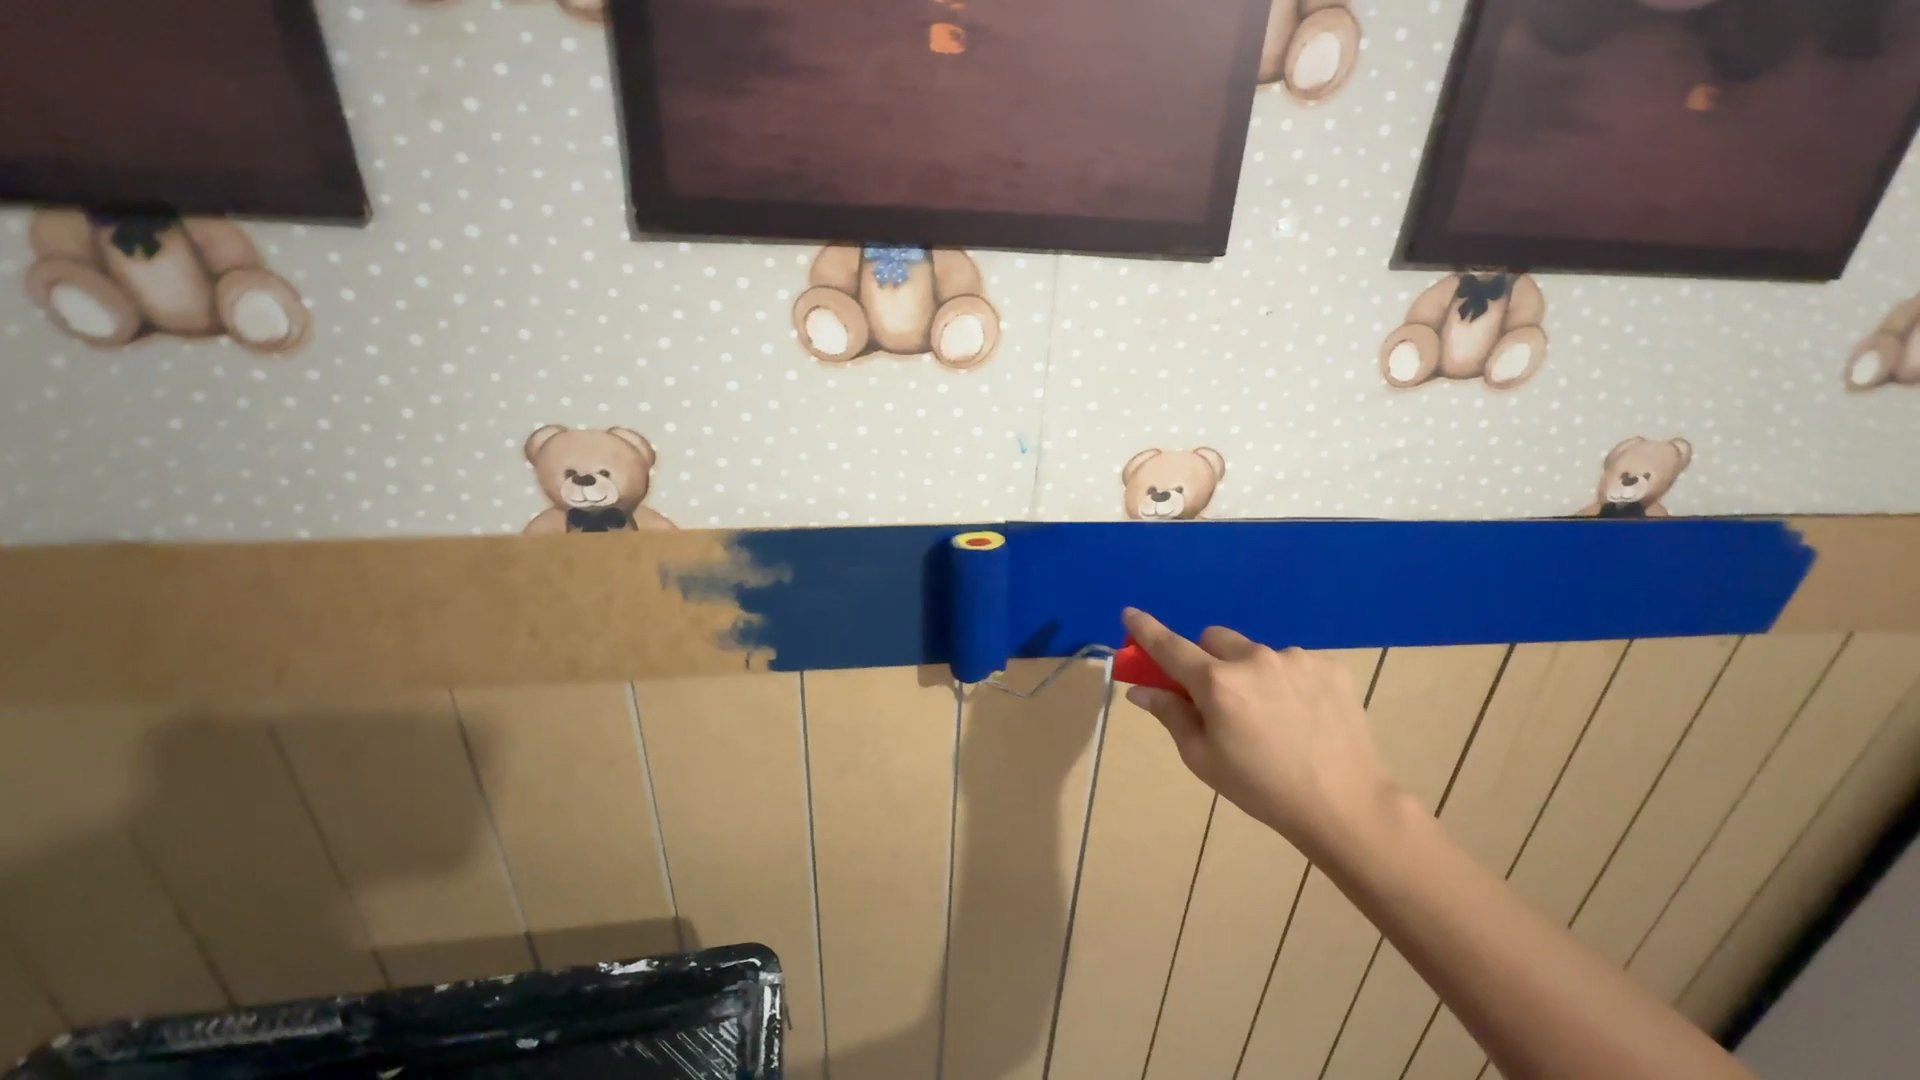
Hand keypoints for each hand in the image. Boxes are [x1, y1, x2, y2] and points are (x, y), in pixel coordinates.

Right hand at [1121, 607, 1402, 854]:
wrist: (1344, 804)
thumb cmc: (1261, 788)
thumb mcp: (1203, 759)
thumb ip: (1170, 714)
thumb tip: (1140, 689)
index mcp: (1218, 684)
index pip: (1170, 646)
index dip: (1146, 630)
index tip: (1130, 613)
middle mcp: (1255, 659)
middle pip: (1214, 639)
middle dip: (1207, 659)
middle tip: (1217, 697)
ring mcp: (1297, 658)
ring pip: (1256, 652)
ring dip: (1250, 672)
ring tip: (1271, 716)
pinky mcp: (1330, 666)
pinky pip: (1293, 663)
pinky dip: (1287, 681)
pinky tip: (1301, 715)